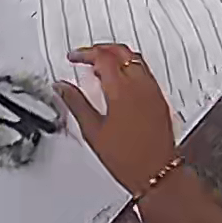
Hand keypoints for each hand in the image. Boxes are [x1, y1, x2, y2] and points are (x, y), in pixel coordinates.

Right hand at [57, 44, 179, 195]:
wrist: (156, 173)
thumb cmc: (127, 158)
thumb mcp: (93, 130)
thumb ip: (76, 103)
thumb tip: (62, 87)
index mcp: (122, 89)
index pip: (102, 57)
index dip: (85, 53)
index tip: (74, 57)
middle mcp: (141, 85)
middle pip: (121, 51)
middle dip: (101, 49)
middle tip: (85, 56)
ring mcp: (153, 90)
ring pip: (135, 58)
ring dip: (116, 56)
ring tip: (99, 66)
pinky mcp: (160, 98)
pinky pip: (145, 70)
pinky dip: (129, 66)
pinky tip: (118, 80)